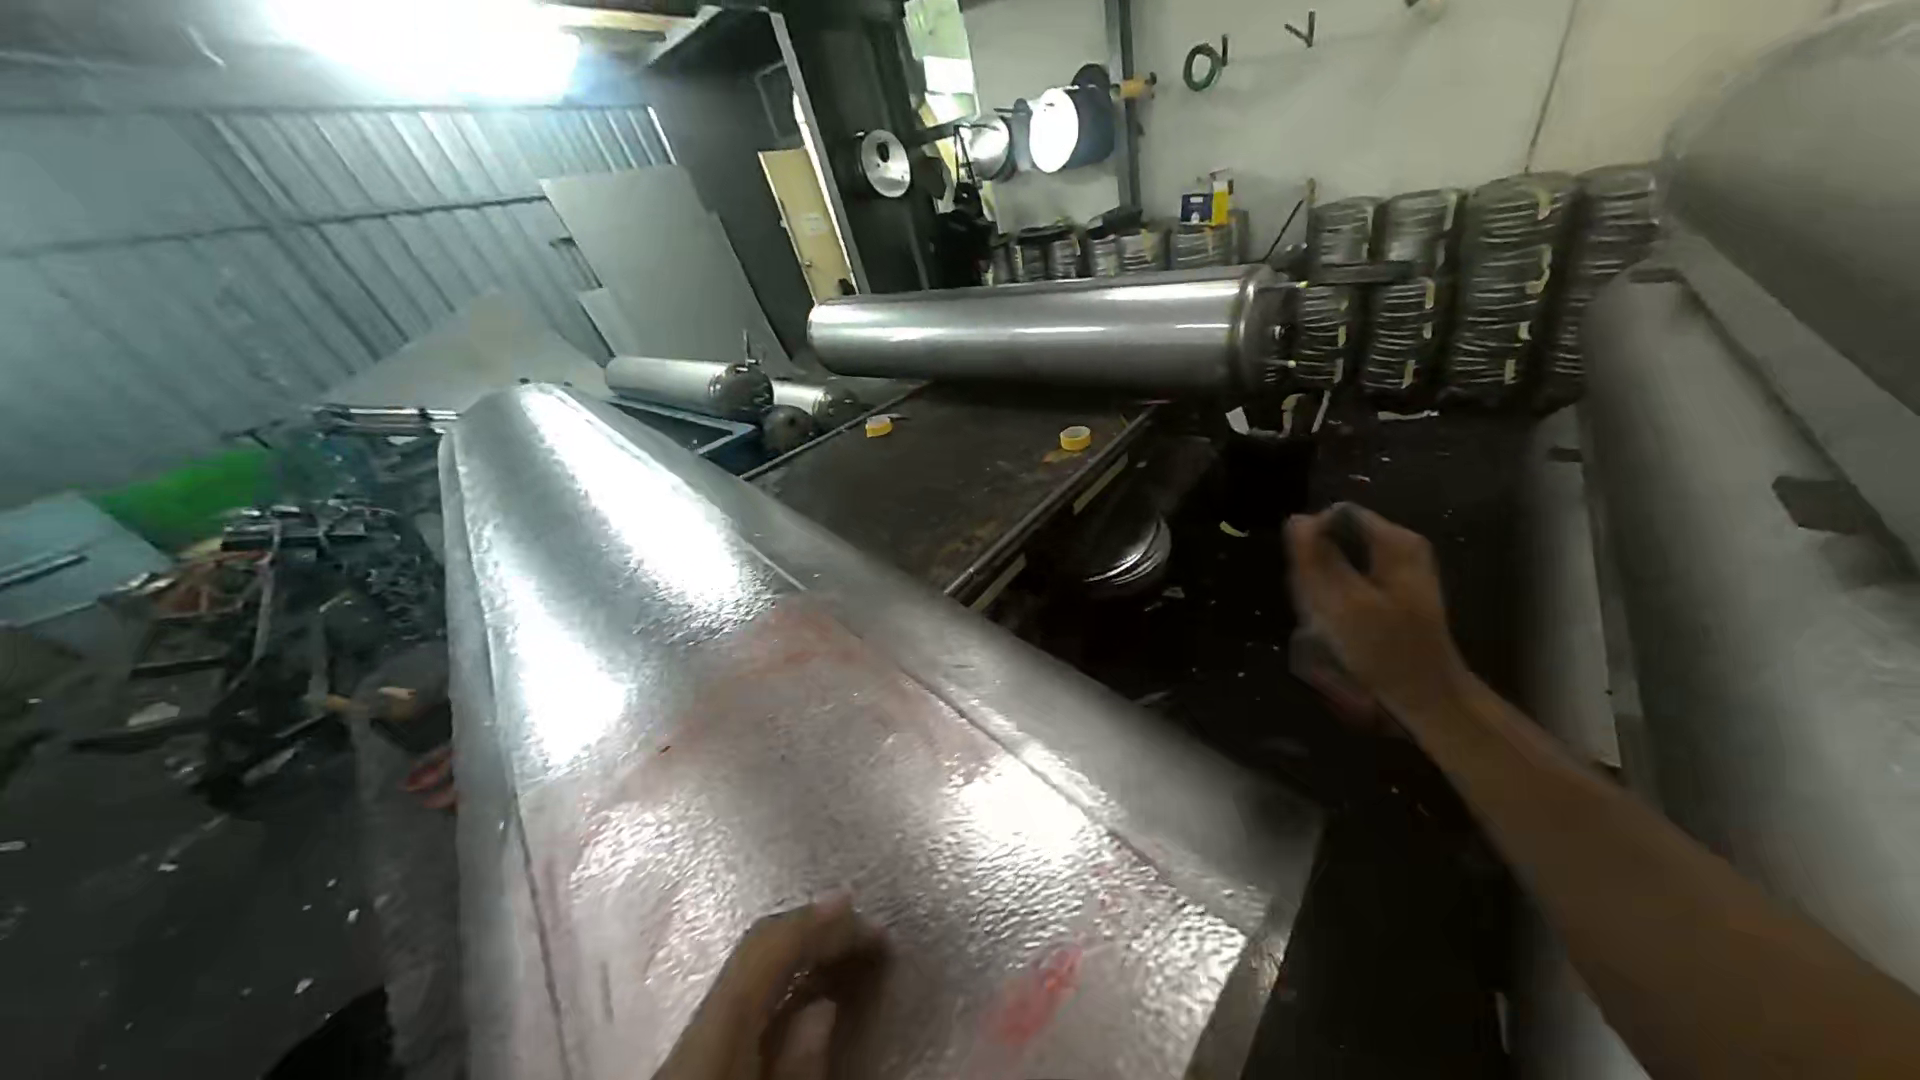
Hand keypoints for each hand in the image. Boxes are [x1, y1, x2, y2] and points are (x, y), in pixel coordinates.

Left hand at [653, 895, 885, 1079]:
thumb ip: (796, 1075)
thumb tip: (821, 1009)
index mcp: (710, 1043)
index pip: (760, 955)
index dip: (807, 922)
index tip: (852, 905)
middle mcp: (694, 1033)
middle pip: (753, 959)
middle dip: (812, 936)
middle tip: (865, 932)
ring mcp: (689, 1048)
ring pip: (748, 978)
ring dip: (800, 957)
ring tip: (846, 951)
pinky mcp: (694, 1063)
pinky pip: (744, 1004)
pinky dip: (782, 986)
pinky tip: (808, 994)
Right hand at [1286, 505, 1467, 717]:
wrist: (1425, 695)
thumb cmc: (1383, 649)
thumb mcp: (1339, 601)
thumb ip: (1315, 557)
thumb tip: (1297, 518)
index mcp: (1396, 541)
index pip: (1336, 516)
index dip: (1310, 540)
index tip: (1304, 576)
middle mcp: (1401, 546)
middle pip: (1336, 538)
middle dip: (1315, 566)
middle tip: (1312, 601)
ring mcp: (1400, 568)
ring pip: (1339, 560)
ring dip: (1321, 584)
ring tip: (1321, 614)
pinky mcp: (1395, 589)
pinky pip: (1350, 578)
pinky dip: (1335, 595)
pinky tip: (1334, 621)